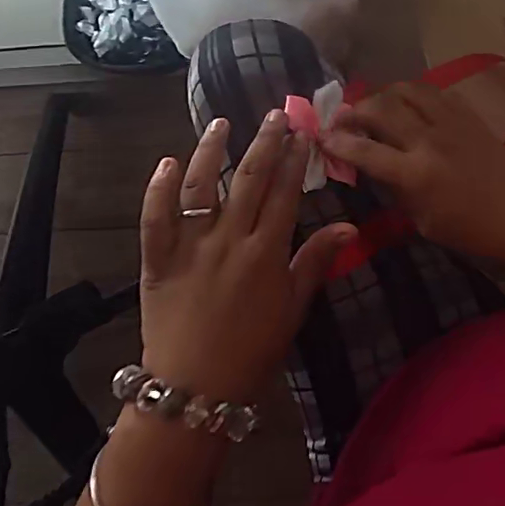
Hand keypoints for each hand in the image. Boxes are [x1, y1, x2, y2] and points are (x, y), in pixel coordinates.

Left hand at [138, 112, 356, 403]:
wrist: (194, 390)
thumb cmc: (251, 349)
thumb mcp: (293, 307)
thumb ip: (317, 261)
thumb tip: (350, 225)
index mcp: (265, 252)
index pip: (285, 192)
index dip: (295, 159)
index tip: (303, 132)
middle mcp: (229, 240)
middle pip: (248, 179)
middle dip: (265, 142)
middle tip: (274, 114)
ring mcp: (190, 246)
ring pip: (200, 187)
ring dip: (211, 152)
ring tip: (221, 124)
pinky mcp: (157, 259)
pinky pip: (154, 217)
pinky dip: (158, 188)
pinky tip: (167, 162)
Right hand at [321, 83, 504, 276]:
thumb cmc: (469, 229)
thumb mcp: (421, 220)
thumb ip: (392, 187)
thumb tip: (367, 163)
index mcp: (416, 175)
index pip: (365, 150)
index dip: (337, 142)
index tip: (321, 137)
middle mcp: (430, 140)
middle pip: (380, 108)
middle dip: (354, 110)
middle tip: (344, 118)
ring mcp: (450, 121)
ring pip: (405, 89)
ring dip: (383, 94)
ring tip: (374, 106)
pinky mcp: (467, 113)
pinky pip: (432, 91)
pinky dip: (413, 95)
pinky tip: (408, 106)